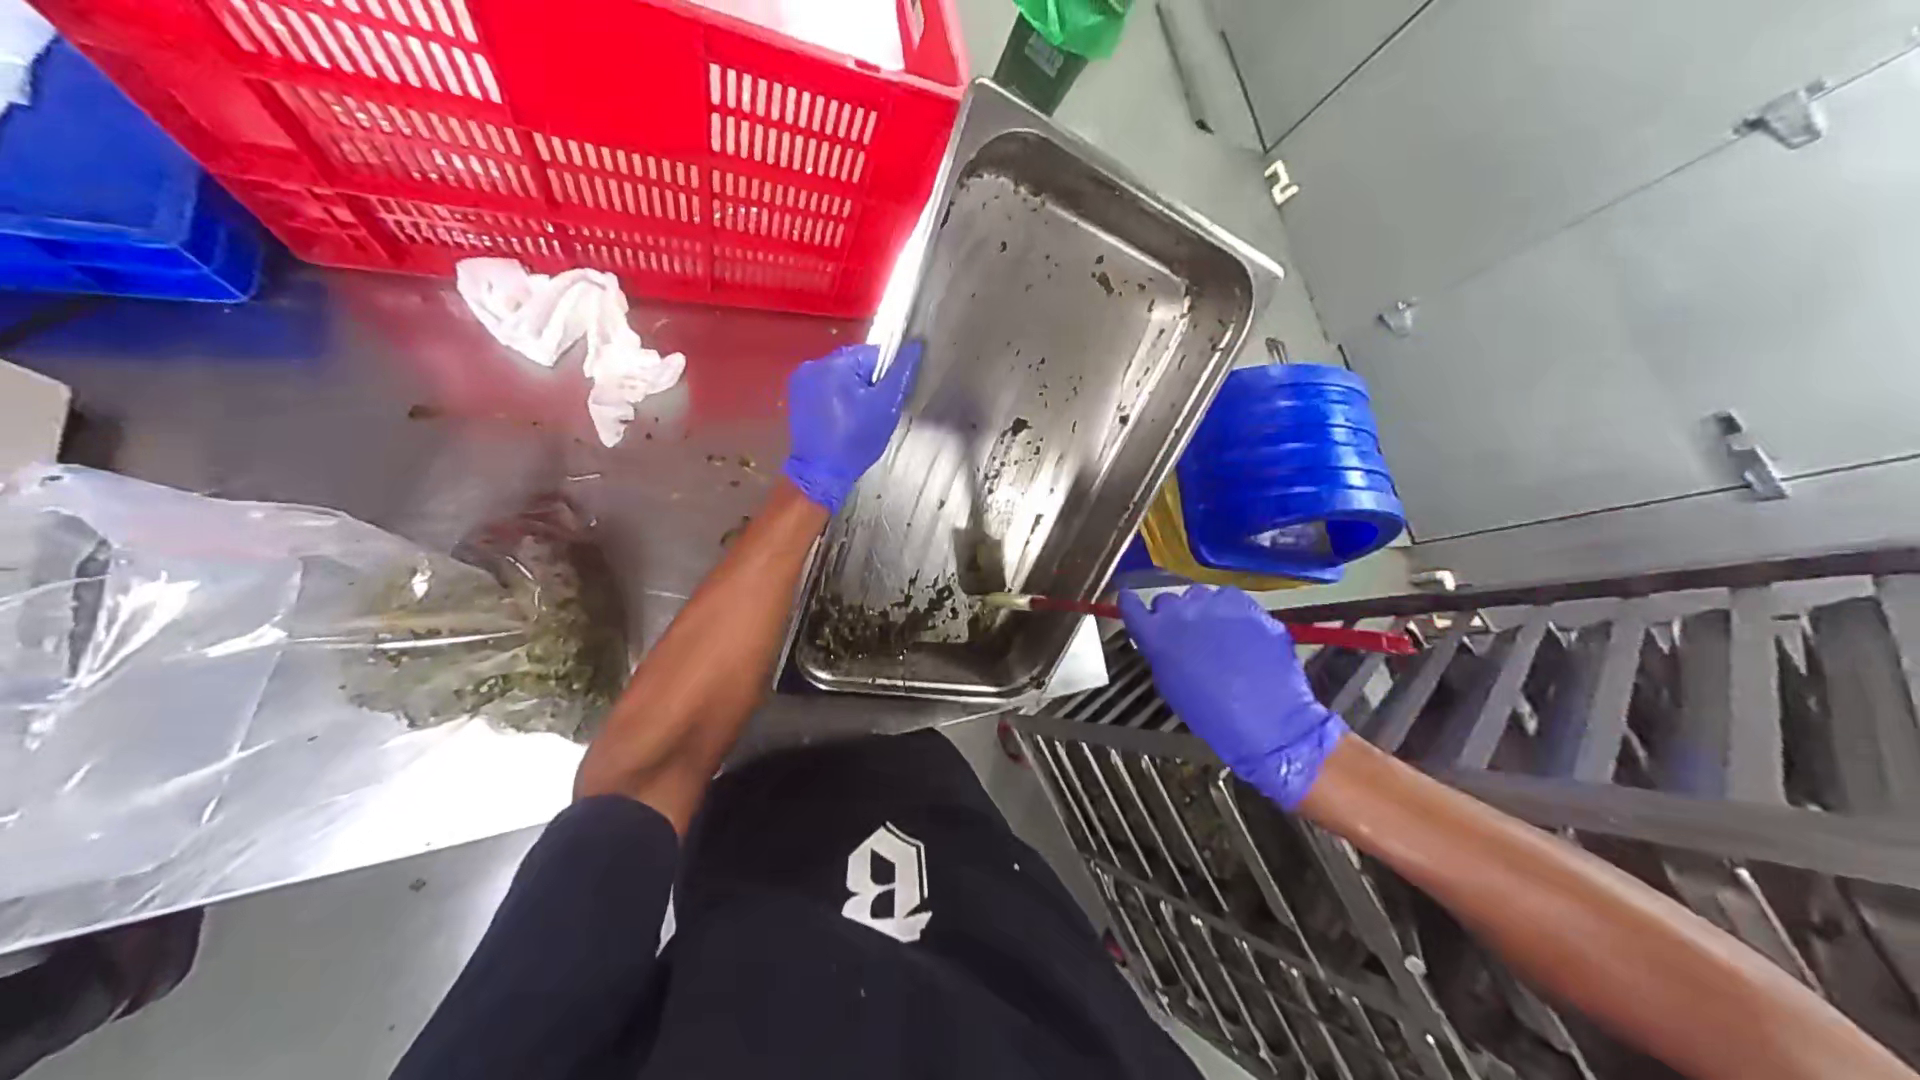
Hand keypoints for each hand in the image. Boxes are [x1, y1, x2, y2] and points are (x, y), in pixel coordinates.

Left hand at [783, 342, 922, 513]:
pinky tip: (840, 419)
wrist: (820, 474)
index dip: (886, 376)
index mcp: (835, 364)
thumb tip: (915, 345)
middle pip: (854, 363)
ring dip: (851, 390)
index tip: (887, 399)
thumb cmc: (856, 441)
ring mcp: (801, 380)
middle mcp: (813, 364)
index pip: (873, 354)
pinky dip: (836, 398)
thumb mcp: (885, 407)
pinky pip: (825, 387)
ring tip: (857, 417)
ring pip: (840, 376)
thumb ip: (901, 374)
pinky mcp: (796, 396)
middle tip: (873, 411)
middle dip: (867, 383)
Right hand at [1119, 586, 1346, 809]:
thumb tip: (1165, 642)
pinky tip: (1242, 630)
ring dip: (1202, 609)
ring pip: (1199, 595)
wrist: (1266, 720)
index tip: (1132, 602)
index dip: (1130, 603)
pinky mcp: (1246, 604)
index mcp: (1155, 635)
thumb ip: (1162, 653)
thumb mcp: (1170, 684)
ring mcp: (1214, 604)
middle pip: (1166, 599)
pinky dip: (1232, 610)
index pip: (1130, 606)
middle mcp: (1179, 612)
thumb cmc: (1210, 715)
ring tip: (1217, 631)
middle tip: (1186, 634)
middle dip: (1172, 614)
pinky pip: (1231, 599)